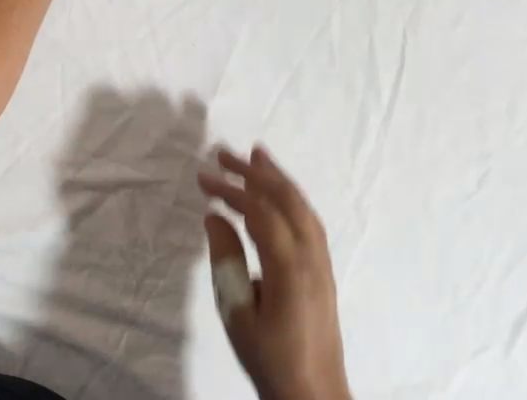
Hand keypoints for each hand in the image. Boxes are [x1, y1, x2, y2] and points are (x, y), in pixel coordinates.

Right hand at [199, 146, 351, 399]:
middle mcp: (312, 258)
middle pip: (285, 200)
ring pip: (302, 208)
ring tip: (256, 155)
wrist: (315, 395)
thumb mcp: (237, 314)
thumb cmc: (270, 358)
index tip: (201, 177)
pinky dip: (291, 198)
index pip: (259, 212)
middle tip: (223, 152)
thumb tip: (214, 216)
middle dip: (254, 172)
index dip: (230, 189)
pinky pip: (309, 221)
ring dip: (277, 179)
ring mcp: (322, 264)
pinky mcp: (324, 272)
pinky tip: (277, 194)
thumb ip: (227, 262)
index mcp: (290, 268)